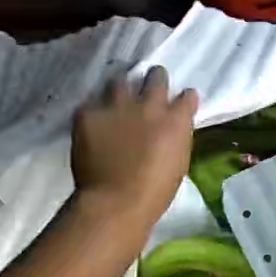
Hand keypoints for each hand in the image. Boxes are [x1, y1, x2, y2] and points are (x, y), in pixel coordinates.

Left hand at [71, 67, 196, 231]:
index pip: (187, 96)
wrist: (117, 199)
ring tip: (120, 93)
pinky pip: (92, 102)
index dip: (185, 98)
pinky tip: (96, 118)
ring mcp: (117, 107)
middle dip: (156, 77)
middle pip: (155, 77)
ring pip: (120, 80)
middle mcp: (149, 105)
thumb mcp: (179, 159)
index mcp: (176, 120)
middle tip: (152, 81)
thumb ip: (177, 135)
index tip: (182, 100)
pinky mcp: (88, 113)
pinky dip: (96, 108)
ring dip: (123, 85)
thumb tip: (174, 127)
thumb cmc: (157, 188)